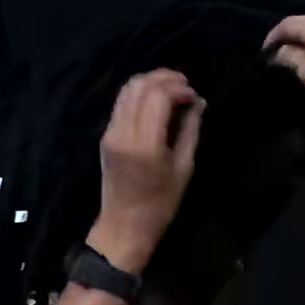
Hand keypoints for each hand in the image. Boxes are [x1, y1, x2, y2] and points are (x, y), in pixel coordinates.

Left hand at [89, 69, 203, 273]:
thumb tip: (198, 102)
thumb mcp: (184, 167)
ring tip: (171, 88)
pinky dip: (140, 94)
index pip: (158, 97)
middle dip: (164, 78)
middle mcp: (123, 132)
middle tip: (184, 84)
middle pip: (139, 86)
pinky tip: (156, 101)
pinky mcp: (106, 135)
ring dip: (150, 82)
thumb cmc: (160, 203)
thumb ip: (190, 130)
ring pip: (127, 90)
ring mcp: (111, 132)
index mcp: (145, 144)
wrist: (124, 226)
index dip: (178, 88)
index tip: (194, 96)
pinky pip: (122, 103)